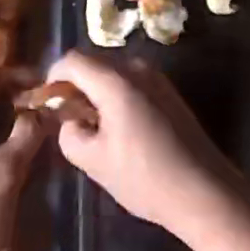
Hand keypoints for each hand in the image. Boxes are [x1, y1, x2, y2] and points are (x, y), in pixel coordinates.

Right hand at [45, 51, 237, 233]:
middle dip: (75, 84)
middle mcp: (136, 67)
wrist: (203, 190)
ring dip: (96, 89)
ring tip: (92, 126)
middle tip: (66, 117)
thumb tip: (68, 120)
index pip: (72, 60)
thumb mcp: (95, 162)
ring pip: (112, 71)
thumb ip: (69, 134)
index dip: (53, 77)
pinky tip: (119, 127)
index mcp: (115, 81)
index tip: (46, 102)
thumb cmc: (145, 176)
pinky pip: (131, 80)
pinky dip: (116, 94)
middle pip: (93, 62)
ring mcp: (155, 76)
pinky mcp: (167, 89)